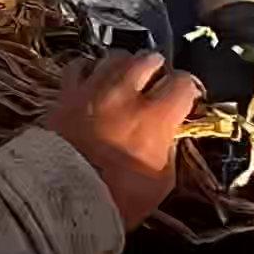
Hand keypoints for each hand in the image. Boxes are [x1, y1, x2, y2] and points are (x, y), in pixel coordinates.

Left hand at [44, 50, 201, 229]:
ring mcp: (93, 88)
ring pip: (115, 56)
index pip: (183, 82)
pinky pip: (80, 64)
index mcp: (154, 116)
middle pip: (148, 59)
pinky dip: (90, 67)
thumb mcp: (161, 179)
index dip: (189, 88)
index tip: (186, 96)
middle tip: (156, 82)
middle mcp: (124, 93)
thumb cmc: (118, 197)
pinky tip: (94, 78)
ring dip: (126, 64)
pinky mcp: (67, 91)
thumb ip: (168, 147)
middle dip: (157, 69)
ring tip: (126, 77)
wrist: (64, 196)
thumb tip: (168, 130)